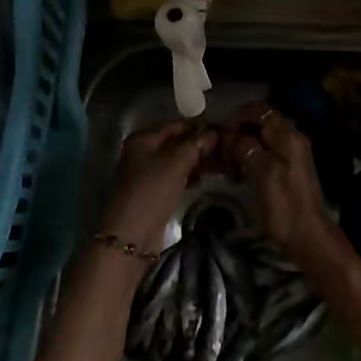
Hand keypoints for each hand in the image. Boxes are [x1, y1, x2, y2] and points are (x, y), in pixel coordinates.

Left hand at [102, 121, 217, 252]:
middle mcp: (144, 153)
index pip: (175, 125)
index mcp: (143, 140)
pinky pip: (178, 177)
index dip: (199, 126)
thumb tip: (214, 132)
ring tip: (225, 161)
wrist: (133, 235)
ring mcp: (149, 174)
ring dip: (199, 161)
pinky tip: (209, 176)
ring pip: (179, 161)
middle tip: (227, 147)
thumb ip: (195, 145)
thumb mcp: (175, 164)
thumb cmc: (152, 192)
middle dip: (201, 145)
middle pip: (177, 143)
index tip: (223, 129)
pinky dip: (192, 175)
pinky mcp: (156, 192)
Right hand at [226, 103, 336, 259]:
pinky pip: (266, 149)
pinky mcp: (288, 166)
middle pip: (261, 121)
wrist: (307, 234)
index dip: (238, 117)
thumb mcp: (264, 174)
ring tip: (228, 159)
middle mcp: (292, 138)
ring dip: (244, 142)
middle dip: (239, 129)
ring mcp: (292, 152)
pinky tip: (240, 169)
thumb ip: (249, 149)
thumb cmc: (285, 206)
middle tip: (222, 147)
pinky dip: (251, 153)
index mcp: (288, 137)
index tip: (221, 133)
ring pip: (263, 135)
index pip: (260, 110)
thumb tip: (233, 136)